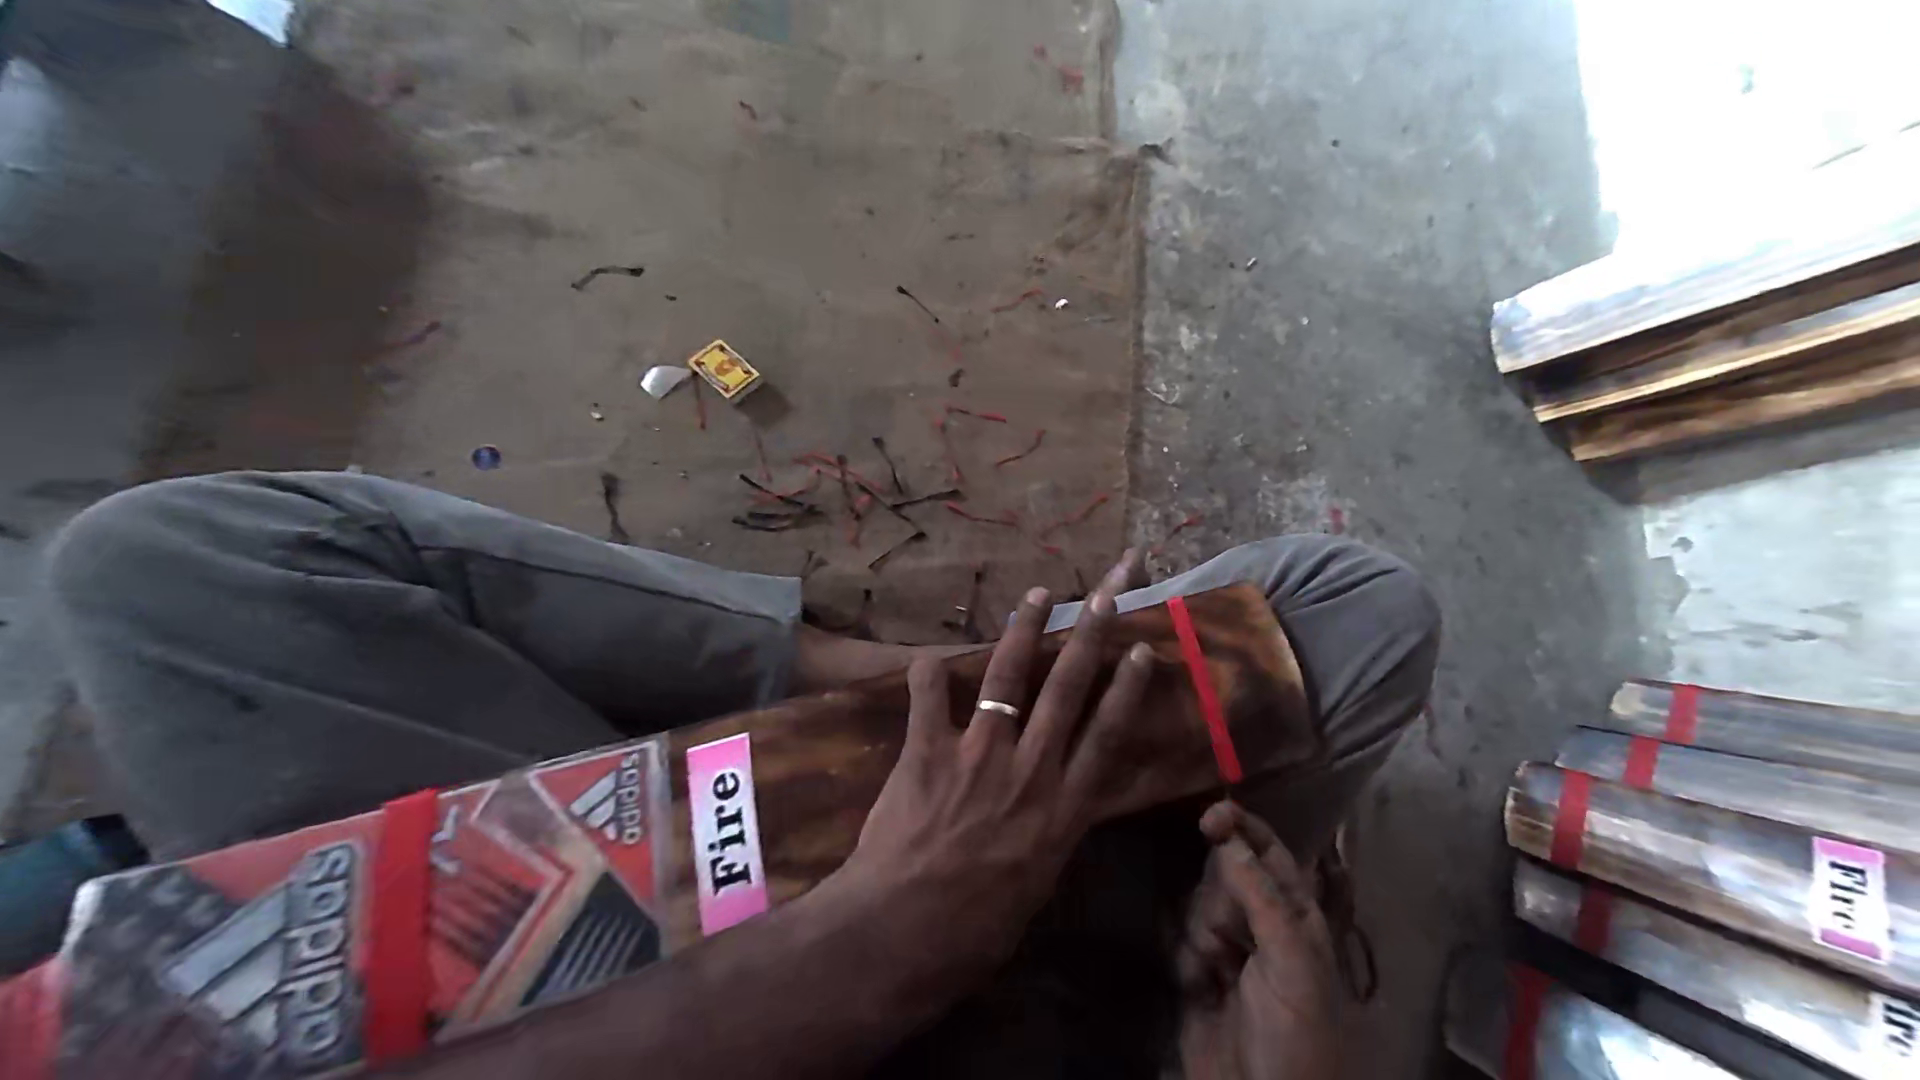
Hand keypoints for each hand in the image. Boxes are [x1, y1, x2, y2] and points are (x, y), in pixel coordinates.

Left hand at [830, 553, 1153, 983]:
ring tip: (1038, 594)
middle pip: (1067, 691)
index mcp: (1061, 810)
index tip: (1142, 649)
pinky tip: (930, 656)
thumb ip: (1049, 834)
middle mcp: (1028, 771)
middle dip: (1088, 637)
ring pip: (1008, 678)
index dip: (1127, 689)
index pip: (1106, 736)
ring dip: (1024, 630)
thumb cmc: (974, 929)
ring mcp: (977, 756)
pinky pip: (928, 696)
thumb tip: (1054, 808)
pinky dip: (928, 673)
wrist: (902, 935)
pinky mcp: (927, 752)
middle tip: (1103, 595)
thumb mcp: (1036, 884)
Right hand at [1176, 802, 1340, 1079]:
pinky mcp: (1198, 974)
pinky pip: (1179, 941)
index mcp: (1297, 918)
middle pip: (1224, 875)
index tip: (1209, 816)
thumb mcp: (1290, 964)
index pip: (1270, 852)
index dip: (1242, 827)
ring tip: (1217, 974)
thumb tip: (1229, 839)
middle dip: (1217, 898)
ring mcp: (1229, 950)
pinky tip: (1200, 989)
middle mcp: (1262, 925)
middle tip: (1225, 938)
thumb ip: (1261, 897)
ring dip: (1201, 935)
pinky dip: (1186, 962)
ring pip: (1198, 906)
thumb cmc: (1294, 1038)